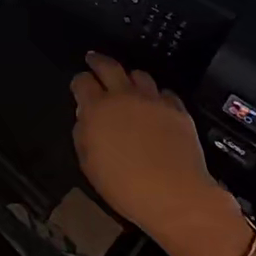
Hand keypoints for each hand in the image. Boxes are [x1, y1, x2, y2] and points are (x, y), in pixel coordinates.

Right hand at [71, 53, 246, 255]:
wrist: (175, 196)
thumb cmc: (125, 186)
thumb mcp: (89, 164)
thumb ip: (83, 134)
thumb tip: (85, 118)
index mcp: (97, 109)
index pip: (82, 81)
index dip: (79, 81)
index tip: (79, 85)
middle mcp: (124, 97)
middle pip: (108, 66)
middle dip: (98, 61)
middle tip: (93, 59)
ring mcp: (153, 101)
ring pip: (139, 74)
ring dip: (130, 77)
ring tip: (127, 83)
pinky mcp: (177, 109)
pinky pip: (164, 93)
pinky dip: (157, 95)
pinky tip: (156, 105)